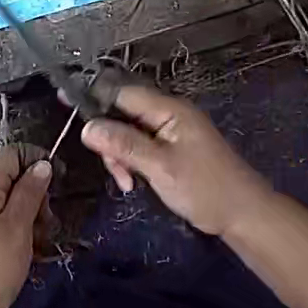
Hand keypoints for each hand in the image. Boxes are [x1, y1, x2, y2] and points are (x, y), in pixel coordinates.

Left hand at [0, 144, 52, 307]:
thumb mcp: (18, 226)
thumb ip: (31, 191)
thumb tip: (42, 164)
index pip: (13, 153)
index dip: (38, 159)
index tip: (62, 179)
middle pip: (13, 179)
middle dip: (38, 195)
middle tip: (49, 223)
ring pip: (11, 204)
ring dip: (32, 219)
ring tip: (42, 245)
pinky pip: (3, 224)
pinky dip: (21, 234)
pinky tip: (31, 256)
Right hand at [81, 83, 274, 235]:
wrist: (244, 215)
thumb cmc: (206, 189)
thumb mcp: (160, 167)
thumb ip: (123, 144)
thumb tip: (87, 128)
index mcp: (169, 110)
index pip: (122, 92)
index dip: (93, 95)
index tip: (63, 98)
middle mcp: (169, 114)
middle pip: (123, 113)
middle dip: (110, 139)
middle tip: (115, 169)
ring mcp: (172, 131)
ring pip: (129, 133)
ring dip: (121, 155)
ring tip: (128, 183)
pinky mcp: (173, 148)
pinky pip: (141, 146)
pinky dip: (133, 162)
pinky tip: (135, 183)